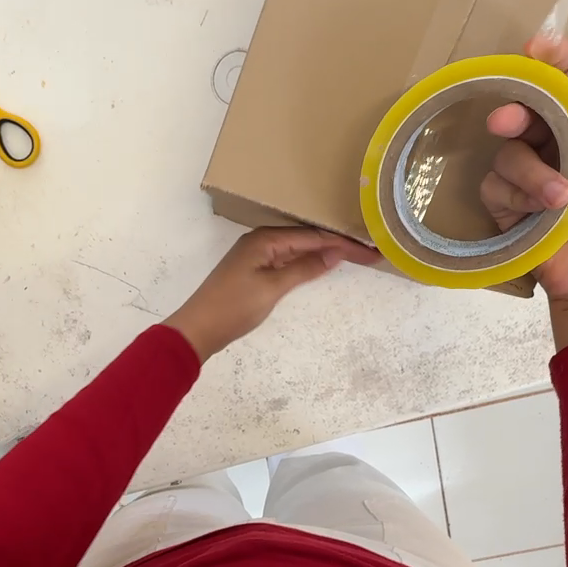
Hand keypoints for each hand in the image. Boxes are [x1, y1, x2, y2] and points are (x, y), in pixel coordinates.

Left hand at [165, 227, 376, 359]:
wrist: (197, 330)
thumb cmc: (233, 308)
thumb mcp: (273, 289)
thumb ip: (304, 269)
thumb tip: (335, 252)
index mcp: (264, 239)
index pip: (312, 236)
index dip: (343, 243)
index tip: (370, 251)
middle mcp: (259, 241)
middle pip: (305, 238)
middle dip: (336, 244)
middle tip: (368, 252)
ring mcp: (254, 256)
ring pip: (295, 249)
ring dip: (322, 252)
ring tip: (352, 256)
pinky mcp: (251, 271)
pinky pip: (284, 260)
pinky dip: (304, 263)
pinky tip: (319, 266)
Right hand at [479, 34, 567, 347]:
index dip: (554, 61)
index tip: (539, 45)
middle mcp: (554, 143)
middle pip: (525, 112)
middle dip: (515, 112)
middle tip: (507, 120)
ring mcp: (526, 174)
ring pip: (507, 154)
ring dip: (533, 177)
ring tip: (560, 201)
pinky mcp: (504, 205)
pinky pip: (494, 188)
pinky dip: (517, 199)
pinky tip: (540, 215)